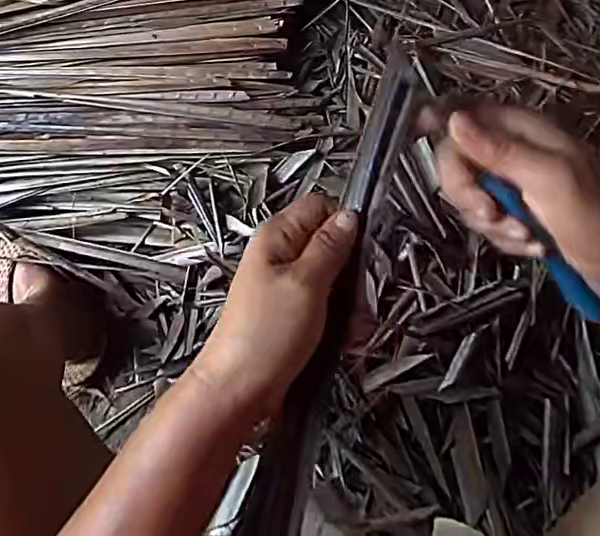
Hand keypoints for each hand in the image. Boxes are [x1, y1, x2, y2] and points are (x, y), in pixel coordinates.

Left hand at [188, 194, 357, 425]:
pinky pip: (325, 306)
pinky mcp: (290, 312)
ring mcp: (285, 284)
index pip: (321, 206)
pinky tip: (342, 340)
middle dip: (351, 272)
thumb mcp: (306, 284)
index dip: (346, 225)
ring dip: (348, 303)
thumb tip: (350, 215)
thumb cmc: (262, 337)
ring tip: (350, 328)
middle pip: (330, 243)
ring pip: (333, 278)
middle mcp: (279, 255)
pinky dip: (338, 321)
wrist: (237, 393)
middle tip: (358, 299)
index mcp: (277, 235)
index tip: (361, 253)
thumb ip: (330, 247)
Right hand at [433, 104, 599, 319]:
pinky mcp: (519, 211)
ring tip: (524, 237)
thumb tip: (452, 119)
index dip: (437, 124)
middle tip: (493, 214)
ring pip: (468, 192)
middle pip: (456, 157)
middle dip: (467, 193)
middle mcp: (513, 149)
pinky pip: (486, 219)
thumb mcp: (550, 180)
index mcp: (521, 128)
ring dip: (488, 222)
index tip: (416, 141)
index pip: (461, 113)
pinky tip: (530, 247)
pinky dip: (502, 236)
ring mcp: (515, 181)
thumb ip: (499, 150)